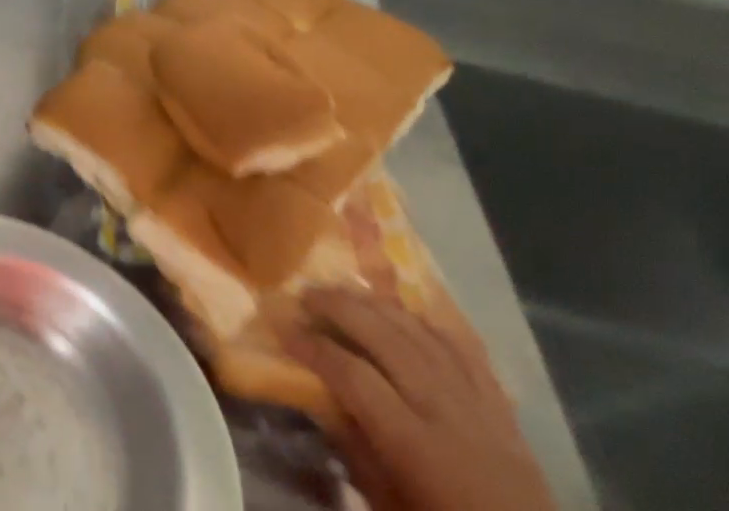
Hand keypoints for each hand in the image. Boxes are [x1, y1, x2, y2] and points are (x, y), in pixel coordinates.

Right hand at [284, 289, 554, 510]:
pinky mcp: (500, 402)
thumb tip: (318, 398)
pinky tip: (406, 310)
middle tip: (306, 293)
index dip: (312, 345)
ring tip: (346, 291)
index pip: (352, 375)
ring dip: (380, 306)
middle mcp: (444, 410)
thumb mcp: (384, 500)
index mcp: (411, 441)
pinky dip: (430, 323)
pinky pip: (464, 348)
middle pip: (388, 340)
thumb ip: (352, 445)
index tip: (281, 326)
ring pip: (423, 335)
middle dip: (342, 308)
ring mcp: (477, 401)